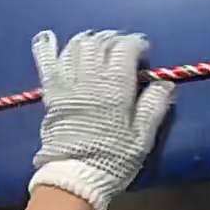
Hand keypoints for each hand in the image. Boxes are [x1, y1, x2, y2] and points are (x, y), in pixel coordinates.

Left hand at [28, 30, 173, 209]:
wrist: (75, 174)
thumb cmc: (112, 157)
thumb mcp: (142, 136)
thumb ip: (154, 106)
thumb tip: (164, 83)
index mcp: (115, 86)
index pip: (124, 49)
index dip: (135, 44)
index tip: (142, 50)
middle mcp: (90, 78)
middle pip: (100, 43)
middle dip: (113, 40)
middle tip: (120, 47)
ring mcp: (67, 82)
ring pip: (76, 46)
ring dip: (87, 40)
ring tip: (96, 44)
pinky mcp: (51, 91)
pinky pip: (46, 61)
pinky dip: (46, 46)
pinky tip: (48, 36)